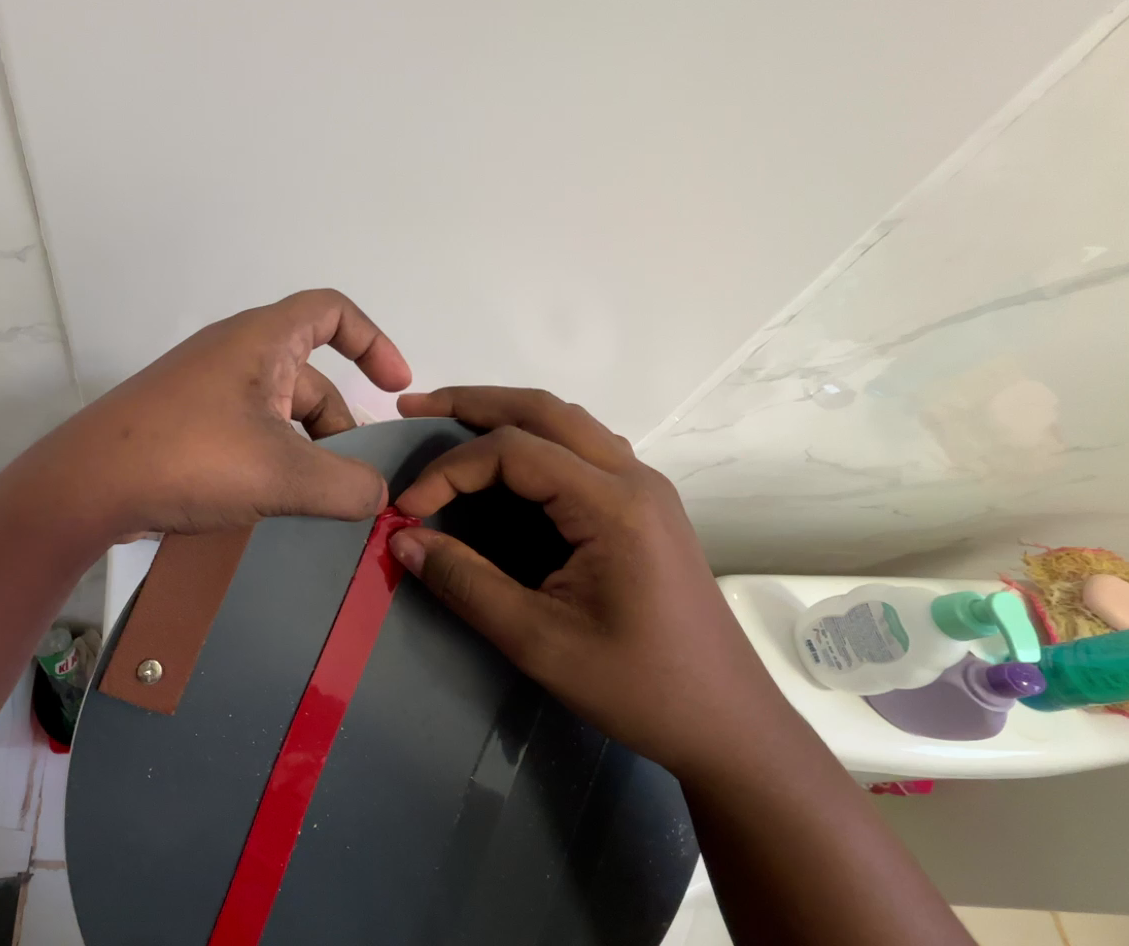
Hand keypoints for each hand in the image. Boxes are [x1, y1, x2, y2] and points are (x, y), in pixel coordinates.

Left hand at [24, 289, 411, 539]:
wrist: (86, 486)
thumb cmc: (191, 458)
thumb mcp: (282, 475)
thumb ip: (347, 486)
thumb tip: (379, 495)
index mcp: (260, 341)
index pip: (331, 311)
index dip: (374, 340)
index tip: (397, 386)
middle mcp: (233, 355)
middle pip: (309, 376)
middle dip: (340, 427)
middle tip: (351, 482)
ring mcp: (204, 391)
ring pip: (278, 412)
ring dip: (305, 451)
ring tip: (315, 503)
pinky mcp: (183, 425)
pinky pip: (247, 433)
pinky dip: (271, 461)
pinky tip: (273, 505)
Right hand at [387, 387, 793, 781]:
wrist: (728, 725)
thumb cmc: (638, 687)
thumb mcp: (538, 641)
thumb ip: (466, 583)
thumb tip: (401, 539)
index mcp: (613, 505)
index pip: (513, 452)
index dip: (449, 471)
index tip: (408, 510)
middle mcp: (633, 479)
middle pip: (543, 410)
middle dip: (471, 403)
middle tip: (412, 408)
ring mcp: (645, 489)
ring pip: (566, 421)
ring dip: (504, 413)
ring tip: (448, 422)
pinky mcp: (645, 507)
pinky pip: (582, 447)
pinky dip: (533, 438)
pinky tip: (505, 465)